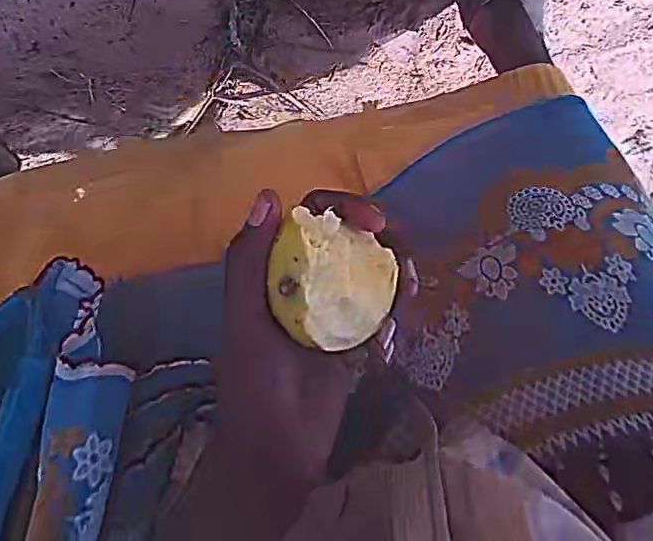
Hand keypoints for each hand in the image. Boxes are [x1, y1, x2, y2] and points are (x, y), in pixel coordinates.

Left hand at [163, 190, 399, 538]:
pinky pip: (381, 305)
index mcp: (275, 263)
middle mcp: (305, 276)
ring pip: (368, 266)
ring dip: (394, 263)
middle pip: (345, 234)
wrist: (275, 456)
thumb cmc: (251, 384)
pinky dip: (397, 301)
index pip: (309, 216)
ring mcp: (332, 304)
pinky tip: (404, 312)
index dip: (340, 207)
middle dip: (377, 231)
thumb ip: (248, 260)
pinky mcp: (355, 335)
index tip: (370, 220)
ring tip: (409, 281)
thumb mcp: (243, 319)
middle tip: (399, 249)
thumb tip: (270, 195)